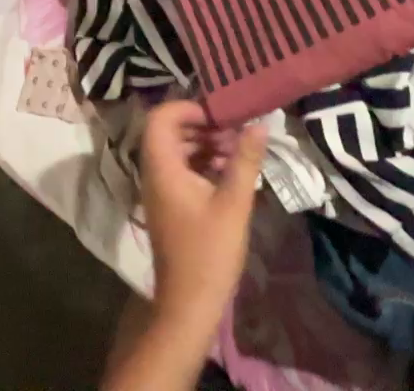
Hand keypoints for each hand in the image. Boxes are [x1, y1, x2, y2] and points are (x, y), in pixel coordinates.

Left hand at [138, 100, 268, 332]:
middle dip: (202, 126)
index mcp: (163, 168)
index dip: (187, 108)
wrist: (189, 304)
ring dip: (204, 145)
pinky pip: (180, 170)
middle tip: (234, 133)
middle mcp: (154, 174)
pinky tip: (229, 173)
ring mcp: (159, 191)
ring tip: (237, 152)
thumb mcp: (234, 202)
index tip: (219, 116)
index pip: (160, 118)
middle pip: (168, 132)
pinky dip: (201, 164)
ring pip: (176, 151)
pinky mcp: (169, 205)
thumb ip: (245, 159)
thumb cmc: (209, 252)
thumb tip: (258, 123)